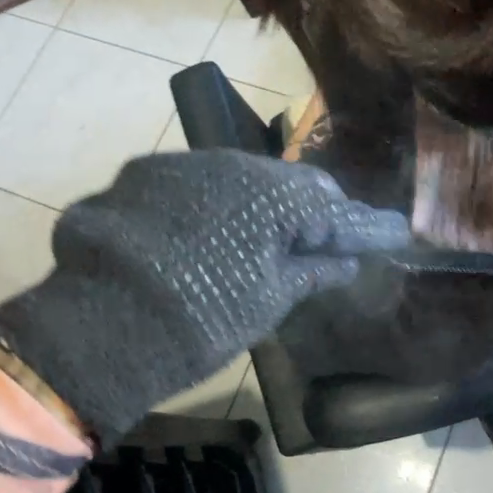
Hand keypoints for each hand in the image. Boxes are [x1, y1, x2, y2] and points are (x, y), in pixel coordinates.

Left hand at [0, 151, 409, 441]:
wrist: (98, 327)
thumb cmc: (202, 321)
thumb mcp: (268, 301)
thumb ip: (314, 271)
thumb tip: (349, 261)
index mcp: (276, 197)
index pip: (335, 210)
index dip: (365, 227)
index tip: (394, 232)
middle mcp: (234, 165)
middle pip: (292, 183)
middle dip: (316, 208)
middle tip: (332, 235)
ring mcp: (186, 165)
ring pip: (244, 177)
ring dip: (264, 202)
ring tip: (271, 233)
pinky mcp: (145, 174)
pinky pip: (201, 182)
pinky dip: (220, 204)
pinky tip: (213, 231)